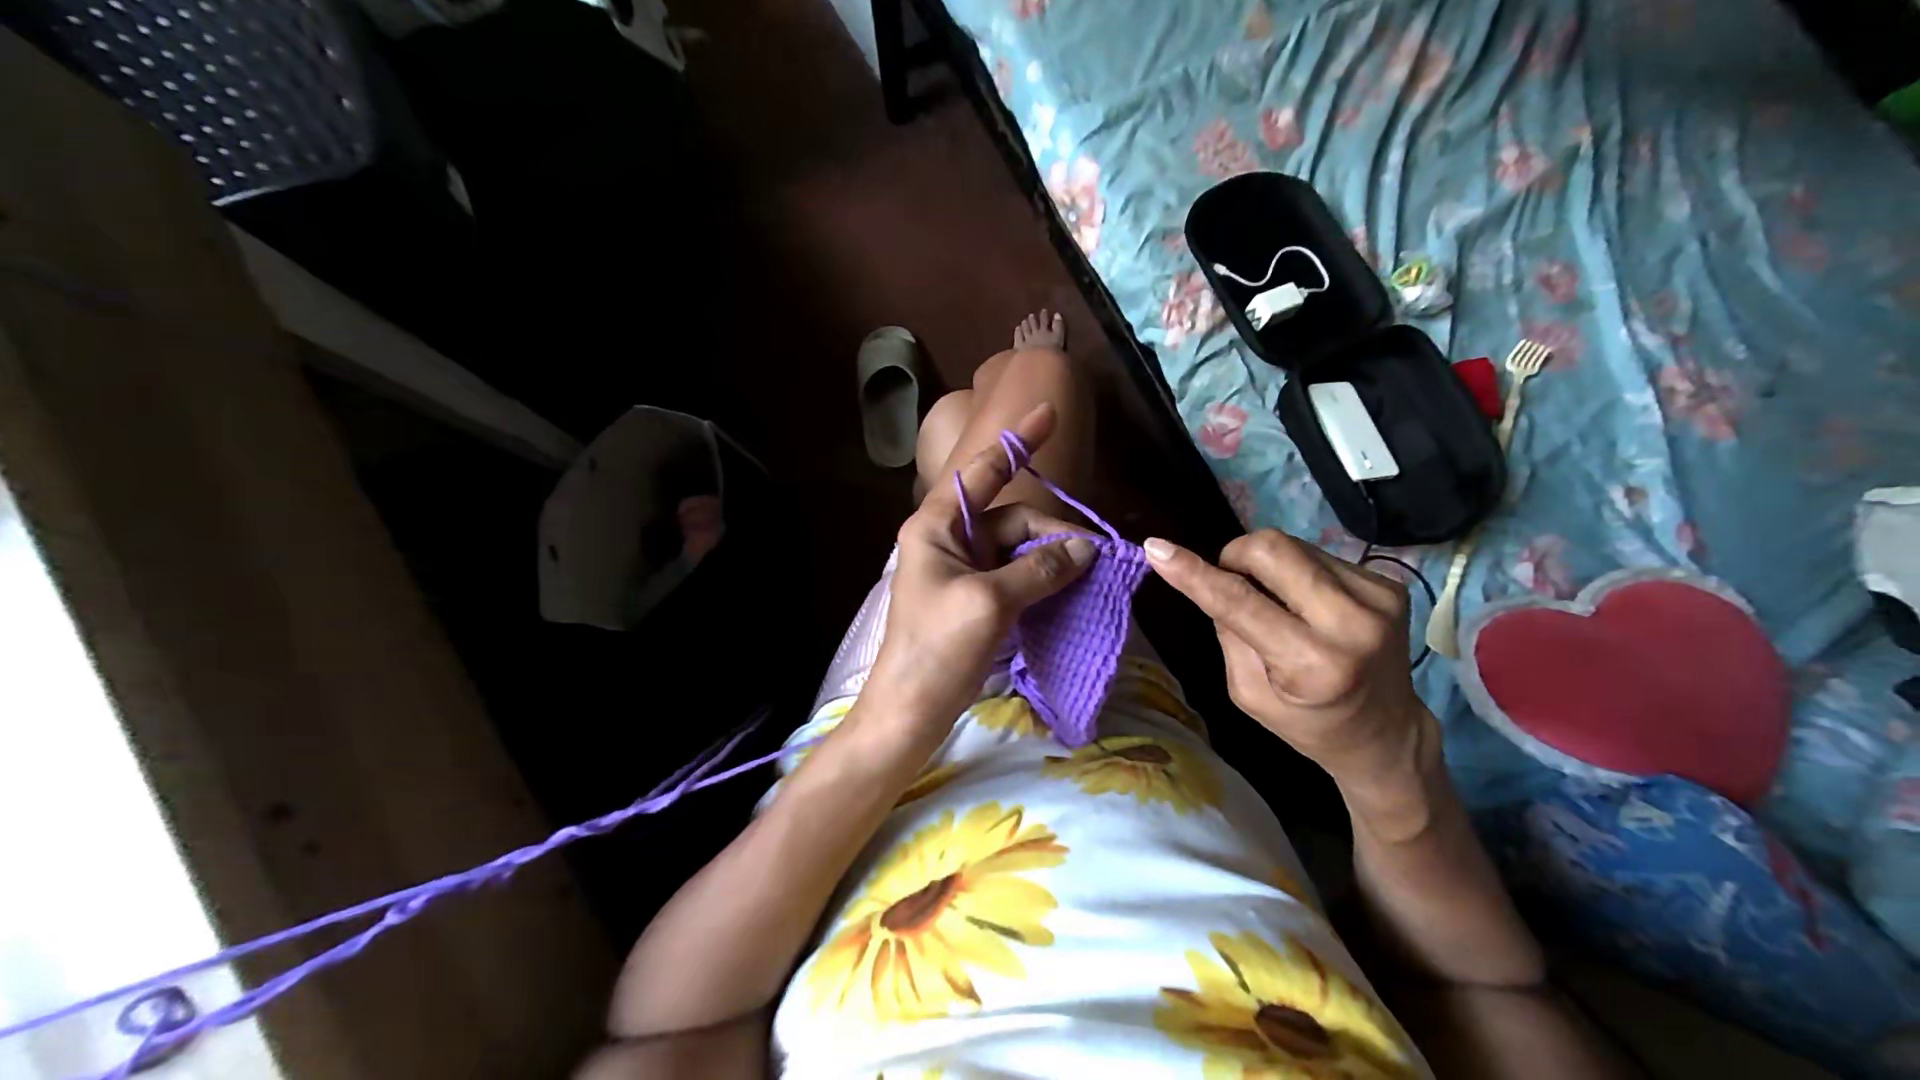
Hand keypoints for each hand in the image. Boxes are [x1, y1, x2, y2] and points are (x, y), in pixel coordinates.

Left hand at [866, 404, 1097, 727]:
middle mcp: (948, 539)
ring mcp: (961, 570)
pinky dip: (1041, 579)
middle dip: (1052, 530)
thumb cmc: (937, 649)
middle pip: (1011, 518)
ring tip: (1089, 574)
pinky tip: (1069, 589)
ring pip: (1017, 549)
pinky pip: (1015, 575)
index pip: (982, 471)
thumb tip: (1085, 548)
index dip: (1017, 441)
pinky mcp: (974, 599)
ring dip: (1052, 558)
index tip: (1049, 411)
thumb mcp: (990, 602)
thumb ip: (1039, 569)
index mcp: (937, 525)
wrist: (909, 711)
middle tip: (1095, 555)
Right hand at [1144, 530, 1429, 788]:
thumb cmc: (1306, 722)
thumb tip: (1210, 577)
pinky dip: (1296, 572)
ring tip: (1278, 603)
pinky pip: (1317, 554)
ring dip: (1267, 566)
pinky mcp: (1389, 582)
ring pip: (1292, 544)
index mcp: (1311, 664)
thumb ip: (1230, 633)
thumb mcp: (1249, 692)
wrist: (1387, 732)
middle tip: (1232, 584)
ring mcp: (1377, 596)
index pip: (1238, 602)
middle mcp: (1351, 622)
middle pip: (1270, 547)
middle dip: (1235, 557)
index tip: (1156, 548)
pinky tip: (1307, 603)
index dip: (1193, 573)